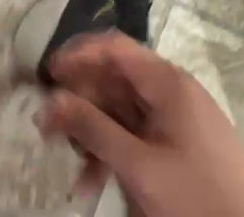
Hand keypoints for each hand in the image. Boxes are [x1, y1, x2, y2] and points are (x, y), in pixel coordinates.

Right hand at [40, 32, 243, 216]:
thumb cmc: (196, 196)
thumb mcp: (138, 164)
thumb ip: (92, 128)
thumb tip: (51, 100)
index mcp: (167, 82)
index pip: (113, 47)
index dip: (77, 55)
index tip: (47, 77)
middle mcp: (172, 91)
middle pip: (114, 79)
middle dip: (80, 101)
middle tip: (48, 128)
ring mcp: (178, 120)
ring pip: (121, 111)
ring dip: (93, 133)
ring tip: (71, 162)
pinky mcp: (180, 146)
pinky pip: (137, 135)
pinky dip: (113, 151)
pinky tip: (93, 181)